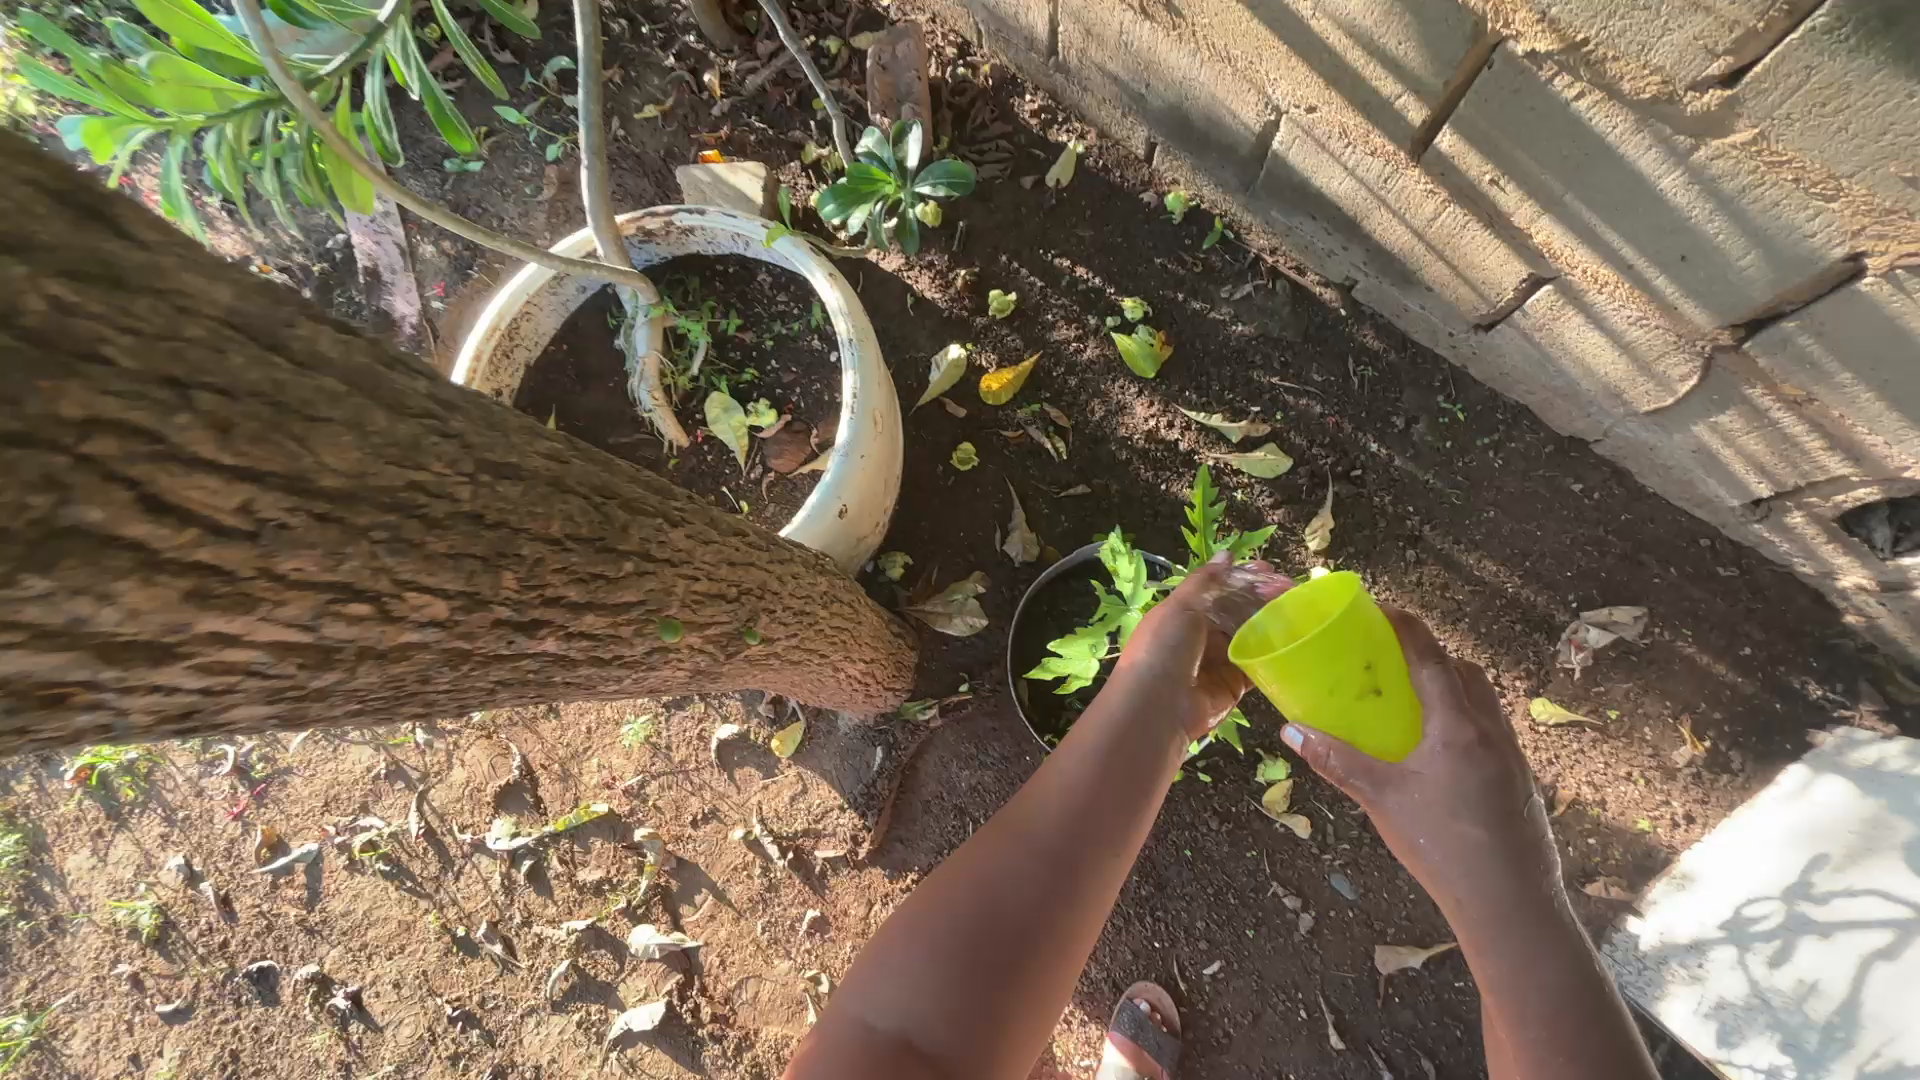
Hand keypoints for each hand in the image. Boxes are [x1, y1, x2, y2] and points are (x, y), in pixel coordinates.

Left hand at [1113, 554, 1290, 741]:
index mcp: (1183, 613)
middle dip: (1263, 598)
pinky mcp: (1233, 684)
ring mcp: (1218, 660)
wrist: (1156, 707)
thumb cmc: (1163, 648)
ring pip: (1250, 636)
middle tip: (1292, 588)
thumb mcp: (1180, 607)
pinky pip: (1257, 665)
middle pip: (1237, 611)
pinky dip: (1275, 653)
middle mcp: (1200, 635)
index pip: (1219, 590)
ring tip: (1300, 609)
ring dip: (1273, 623)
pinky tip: (1297, 639)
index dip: (1243, 579)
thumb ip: (1205, 581)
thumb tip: (1227, 554)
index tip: (1271, 569)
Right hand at [1283, 608, 1562, 921]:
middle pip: (1466, 673)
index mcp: (1457, 727)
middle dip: (1432, 654)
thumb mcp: (1379, 798)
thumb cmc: (1441, 845)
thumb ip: (1335, 759)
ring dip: (1452, 683)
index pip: (1432, 659)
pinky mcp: (1520, 781)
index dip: (1408, 628)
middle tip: (1393, 656)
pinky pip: (1491, 728)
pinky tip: (1439, 747)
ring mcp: (1513, 757)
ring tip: (1415, 696)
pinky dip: (1464, 716)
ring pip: (1484, 700)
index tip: (1382, 609)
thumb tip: (1290, 730)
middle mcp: (1491, 732)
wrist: (1512, 906)